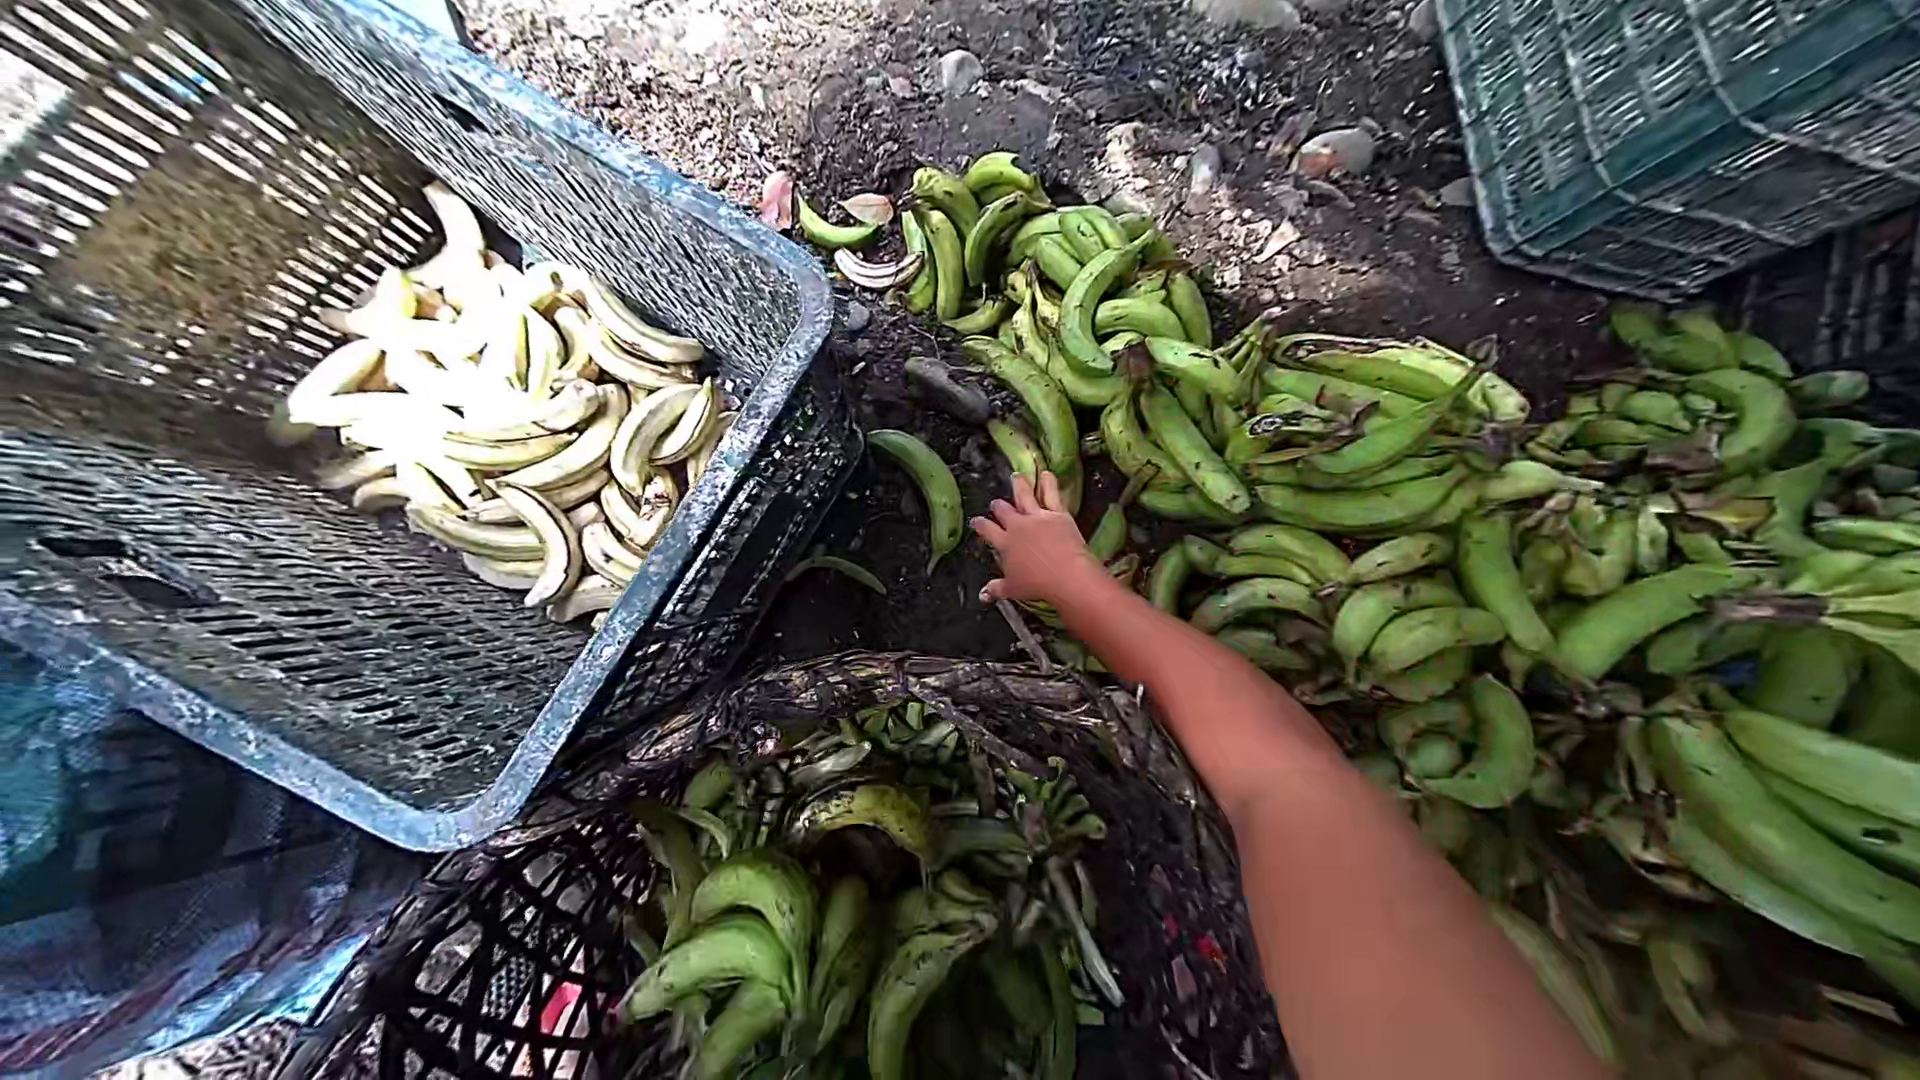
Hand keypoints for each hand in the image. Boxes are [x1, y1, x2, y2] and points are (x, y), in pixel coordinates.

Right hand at [971, 472, 1107, 605]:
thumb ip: (995, 588)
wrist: (1065, 574)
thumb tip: (982, 595)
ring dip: (1019, 485)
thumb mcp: (1012, 589)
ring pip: (1024, 495)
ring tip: (1016, 476)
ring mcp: (1037, 517)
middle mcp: (1017, 526)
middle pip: (1003, 510)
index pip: (987, 529)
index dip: (980, 524)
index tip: (977, 521)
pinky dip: (1048, 482)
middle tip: (996, 503)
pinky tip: (1047, 474)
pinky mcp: (1057, 513)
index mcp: (1004, 543)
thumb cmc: (1037, 584)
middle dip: (998, 506)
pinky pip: (1051, 494)